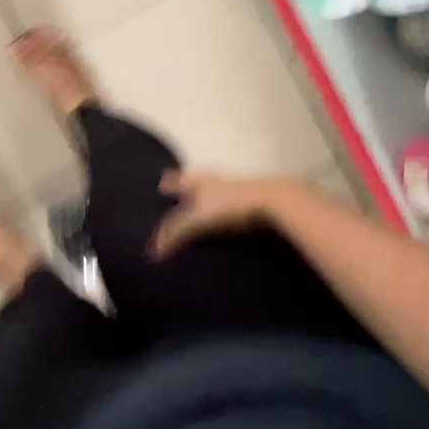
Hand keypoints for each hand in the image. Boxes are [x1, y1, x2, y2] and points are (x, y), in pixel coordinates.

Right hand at [149, 170, 303, 259]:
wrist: (273, 201)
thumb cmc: (230, 206)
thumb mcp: (198, 220)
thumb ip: (176, 232)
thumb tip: (154, 249)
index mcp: (201, 181)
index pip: (180, 180)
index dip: (171, 183)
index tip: (162, 184)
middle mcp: (217, 180)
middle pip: (199, 178)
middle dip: (189, 183)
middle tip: (180, 188)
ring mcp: (238, 187)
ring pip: (218, 186)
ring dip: (209, 192)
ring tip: (203, 200)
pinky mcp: (255, 199)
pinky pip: (235, 200)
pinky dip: (227, 204)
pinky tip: (230, 213)